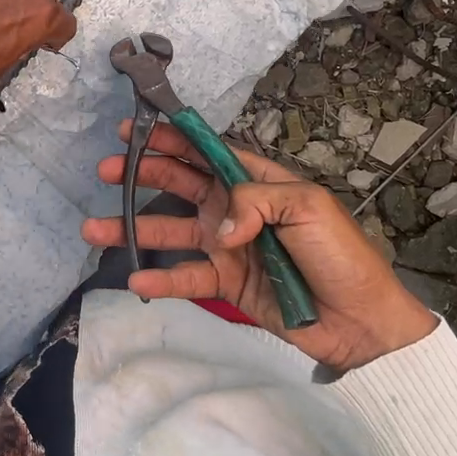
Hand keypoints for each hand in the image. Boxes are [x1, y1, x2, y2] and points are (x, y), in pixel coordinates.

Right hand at [84, 121, 437, 371]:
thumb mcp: (308, 207)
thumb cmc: (340, 255)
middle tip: (105, 170)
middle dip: (141, 175)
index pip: (205, 152)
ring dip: (132, 228)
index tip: (133, 132)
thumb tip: (215, 227)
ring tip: (93, 230)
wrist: (363, 323)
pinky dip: (160, 278)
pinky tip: (135, 278)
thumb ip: (254, 201)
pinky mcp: (225, 283)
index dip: (170, 140)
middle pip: (178, 185)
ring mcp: (226, 246)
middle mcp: (234, 209)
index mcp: (255, 182)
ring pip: (169, 230)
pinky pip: (185, 276)